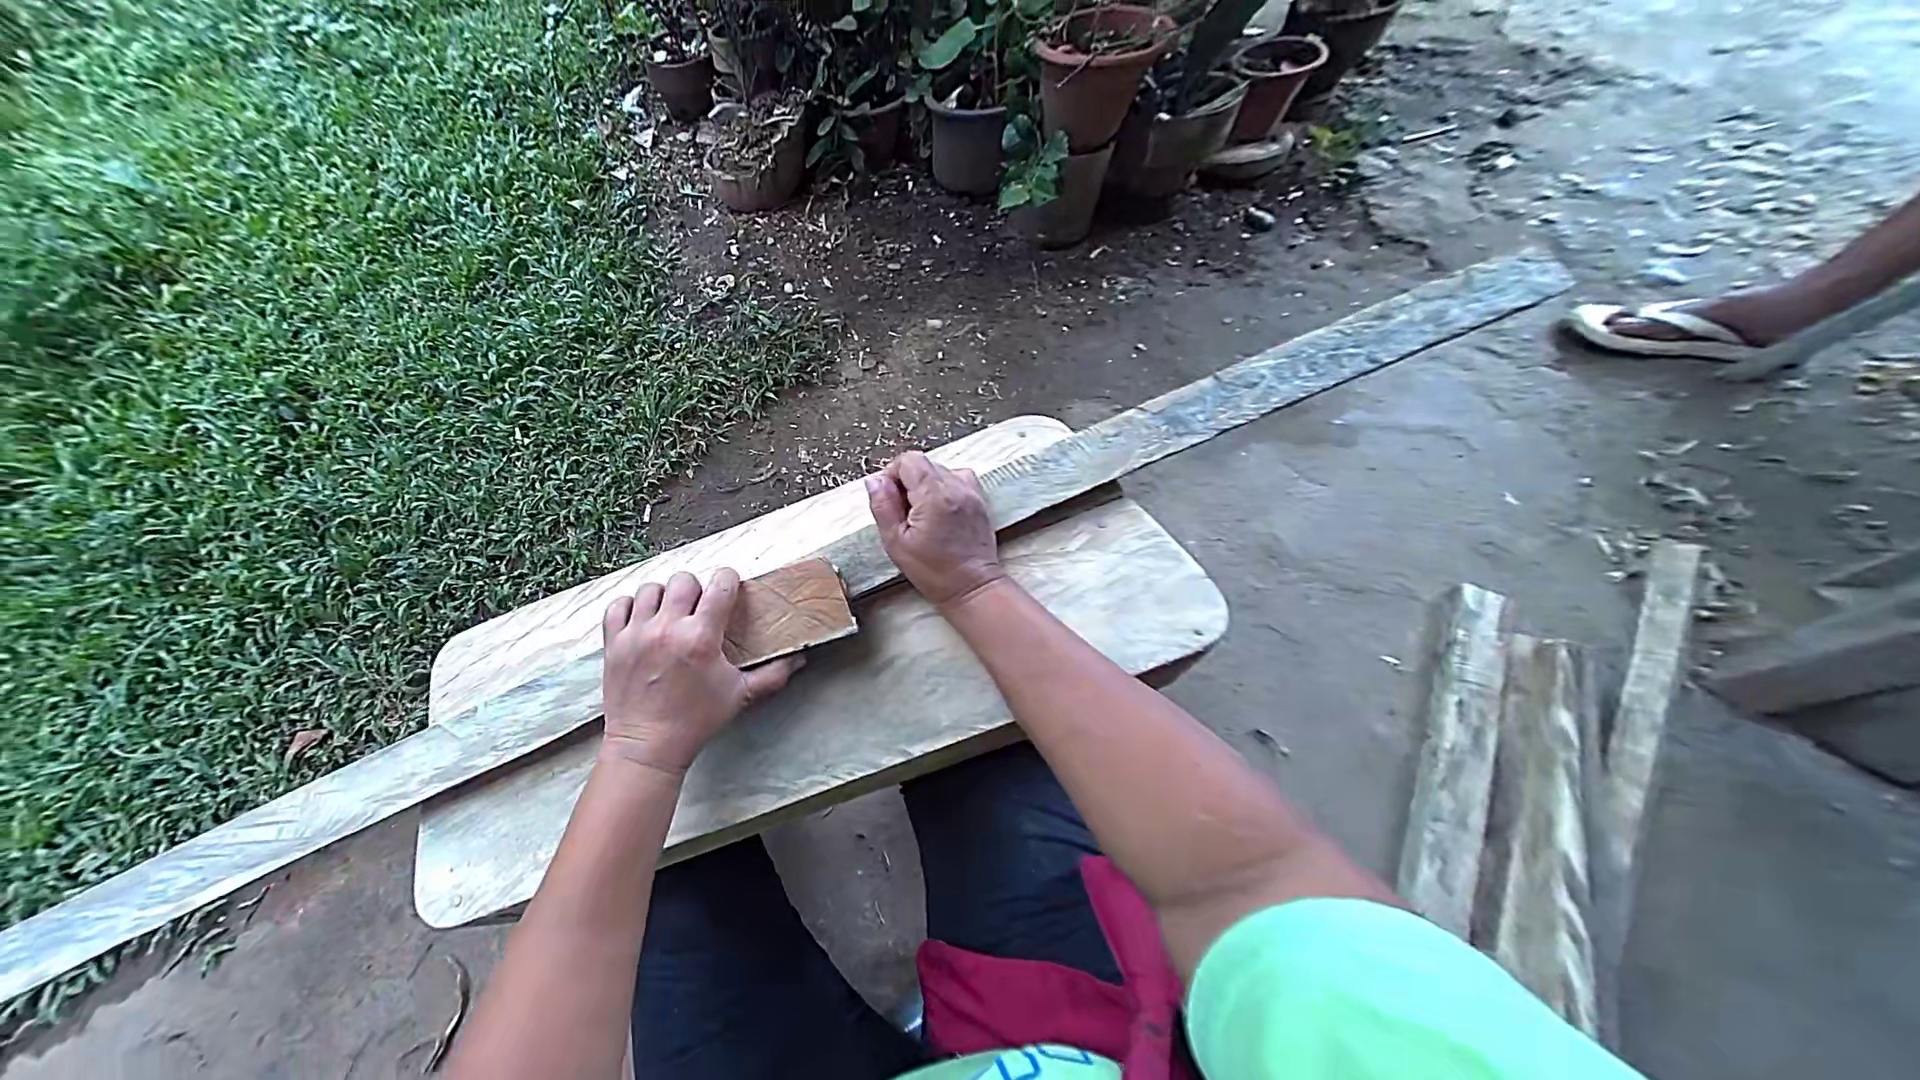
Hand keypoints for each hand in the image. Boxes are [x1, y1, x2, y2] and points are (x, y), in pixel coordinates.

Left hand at [599, 569, 801, 775]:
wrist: (647, 746)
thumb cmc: (696, 720)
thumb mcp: (741, 695)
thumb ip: (773, 674)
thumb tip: (800, 659)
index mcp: (701, 638)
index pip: (719, 585)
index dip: (728, 579)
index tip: (729, 586)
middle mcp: (667, 629)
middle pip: (684, 580)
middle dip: (696, 588)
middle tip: (700, 605)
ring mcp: (636, 634)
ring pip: (651, 589)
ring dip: (664, 596)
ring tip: (671, 612)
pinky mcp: (613, 644)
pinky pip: (618, 606)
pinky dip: (631, 606)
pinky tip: (643, 618)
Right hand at [865, 451, 1006, 608]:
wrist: (972, 587)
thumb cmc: (934, 572)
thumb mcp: (896, 542)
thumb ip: (883, 506)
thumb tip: (874, 481)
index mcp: (934, 496)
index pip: (908, 461)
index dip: (892, 475)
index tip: (889, 498)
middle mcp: (956, 487)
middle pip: (923, 463)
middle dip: (907, 481)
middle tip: (903, 511)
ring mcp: (971, 492)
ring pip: (939, 470)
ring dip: (925, 485)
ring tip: (921, 513)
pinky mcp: (979, 500)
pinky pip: (956, 479)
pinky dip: (943, 487)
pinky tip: (938, 509)